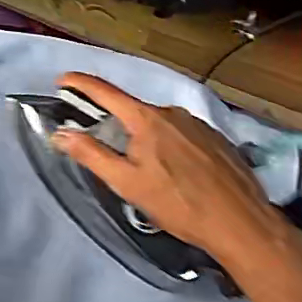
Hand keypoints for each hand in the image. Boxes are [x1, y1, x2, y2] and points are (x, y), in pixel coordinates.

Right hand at [49, 73, 296, 269]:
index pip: (105, 92)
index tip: (63, 80)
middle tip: (108, 149)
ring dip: (147, 139)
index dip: (81, 83)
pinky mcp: (214, 137)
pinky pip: (182, 134)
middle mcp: (172, 112)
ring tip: (148, 172)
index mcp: (146, 119)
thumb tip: (61, 133)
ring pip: (160, 124)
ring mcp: (197, 123)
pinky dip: (170, 146)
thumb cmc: (178, 204)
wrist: (240, 221)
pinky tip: (177, 173)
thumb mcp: (128, 183)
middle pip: (133, 111)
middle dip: (117, 124)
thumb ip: (92, 155)